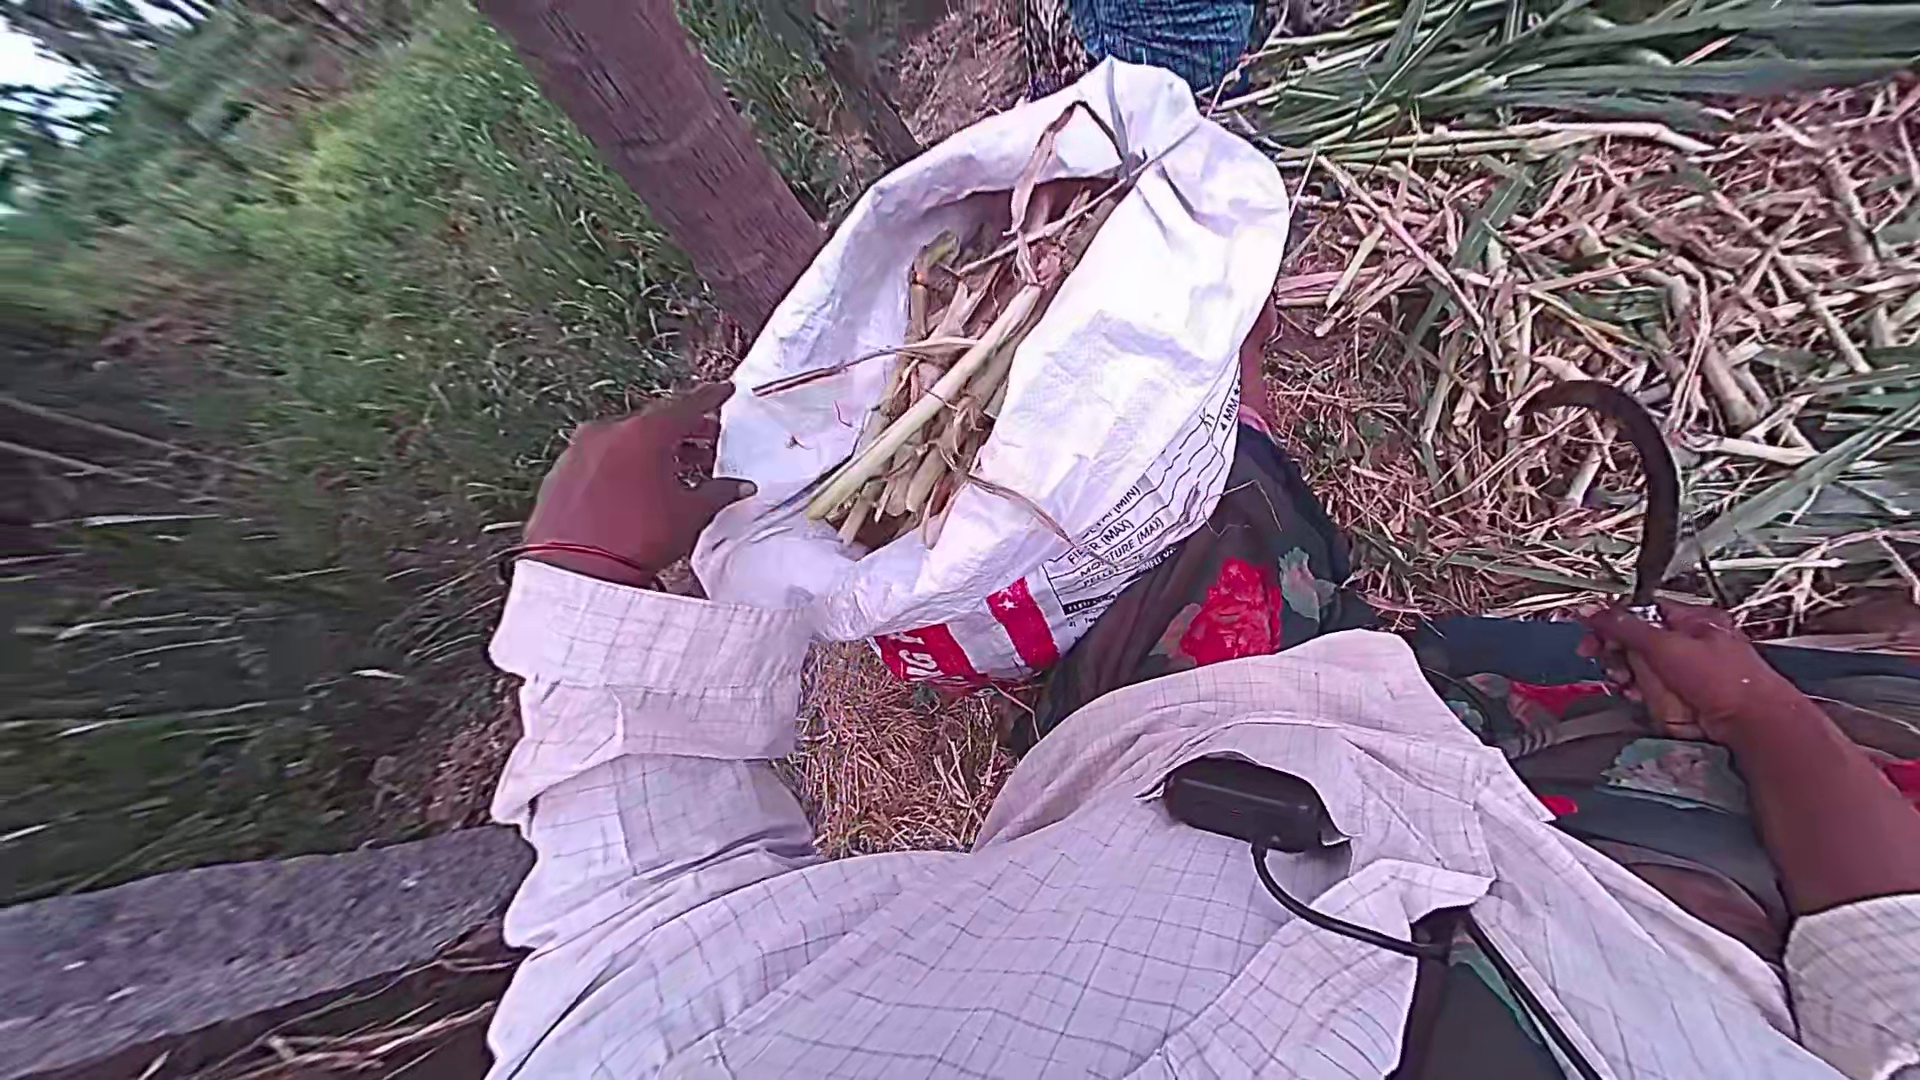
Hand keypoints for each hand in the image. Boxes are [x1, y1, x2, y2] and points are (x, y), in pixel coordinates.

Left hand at [523, 383, 755, 588]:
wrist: (577, 569)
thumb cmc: (636, 538)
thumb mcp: (691, 513)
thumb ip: (719, 492)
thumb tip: (740, 487)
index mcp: (644, 434)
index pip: (687, 406)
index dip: (711, 398)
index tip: (724, 391)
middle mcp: (609, 433)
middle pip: (657, 422)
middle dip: (687, 430)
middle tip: (709, 439)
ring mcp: (580, 451)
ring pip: (629, 439)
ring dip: (657, 449)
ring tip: (681, 468)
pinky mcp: (563, 472)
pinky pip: (605, 457)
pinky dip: (628, 463)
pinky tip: (643, 485)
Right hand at [1582, 599, 1803, 744]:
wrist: (1748, 725)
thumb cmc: (1723, 681)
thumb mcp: (1663, 645)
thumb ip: (1622, 626)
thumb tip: (1590, 610)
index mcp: (1692, 620)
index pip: (1638, 610)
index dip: (1611, 620)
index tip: (1592, 631)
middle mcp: (1686, 641)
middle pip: (1629, 638)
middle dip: (1615, 652)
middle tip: (1609, 660)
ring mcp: (1680, 667)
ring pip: (1631, 662)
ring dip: (1622, 673)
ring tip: (1628, 682)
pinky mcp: (1674, 689)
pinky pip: (1640, 683)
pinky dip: (1633, 688)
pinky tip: (1637, 693)